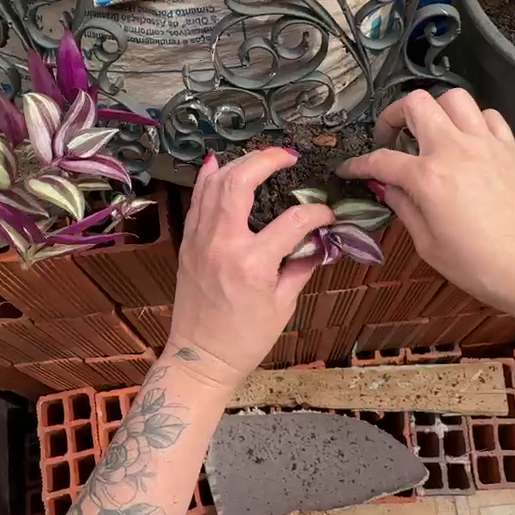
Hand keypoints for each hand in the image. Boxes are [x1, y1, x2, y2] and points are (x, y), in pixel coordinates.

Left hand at [167, 148, 334, 388]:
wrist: (200, 357)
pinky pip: (198, 200)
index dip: (315, 212)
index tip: (326, 212)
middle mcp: (222, 244)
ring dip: (239, 163)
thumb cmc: (245, 338)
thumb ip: (301, 266)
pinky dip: (209, 178)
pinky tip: (220, 163)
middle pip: (239, 182)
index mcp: (252, 264)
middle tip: (288, 156)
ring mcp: (200, 240)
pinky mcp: (188, 242)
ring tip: (262, 158)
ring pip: (214, 184)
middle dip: (266, 160)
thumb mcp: (283, 305)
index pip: (292, 221)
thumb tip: (319, 239)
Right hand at [339, 89, 514, 325]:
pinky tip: (466, 143)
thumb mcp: (429, 246)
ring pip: (454, 98)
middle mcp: (455, 149)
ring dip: (435, 111)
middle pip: (416, 104)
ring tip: (429, 135)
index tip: (348, 170)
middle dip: (393, 115)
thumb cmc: (480, 268)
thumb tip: (387, 187)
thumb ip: (404, 208)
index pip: (381, 160)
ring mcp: (487, 144)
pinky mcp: (511, 149)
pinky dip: (471, 121)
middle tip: (390, 139)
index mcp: (428, 178)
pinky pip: (488, 116)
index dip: (358, 164)